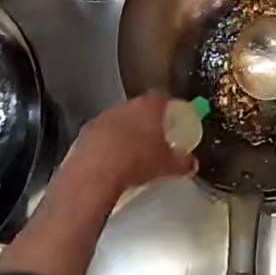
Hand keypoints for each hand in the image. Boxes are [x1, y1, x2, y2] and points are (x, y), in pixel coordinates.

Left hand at [58, 94, 196, 202]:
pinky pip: (101, 137)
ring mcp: (102, 118)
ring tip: (132, 154)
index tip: (175, 121)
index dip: (171, 109)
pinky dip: (107, 146)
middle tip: (155, 139)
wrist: (94, 175)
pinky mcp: (84, 134)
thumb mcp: (168, 165)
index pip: (164, 99)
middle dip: (147, 122)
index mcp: (148, 106)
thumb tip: (192, 163)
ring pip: (119, 121)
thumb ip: (183, 162)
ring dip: (125, 133)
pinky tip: (112, 163)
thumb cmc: (137, 162)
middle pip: (140, 109)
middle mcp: (124, 106)